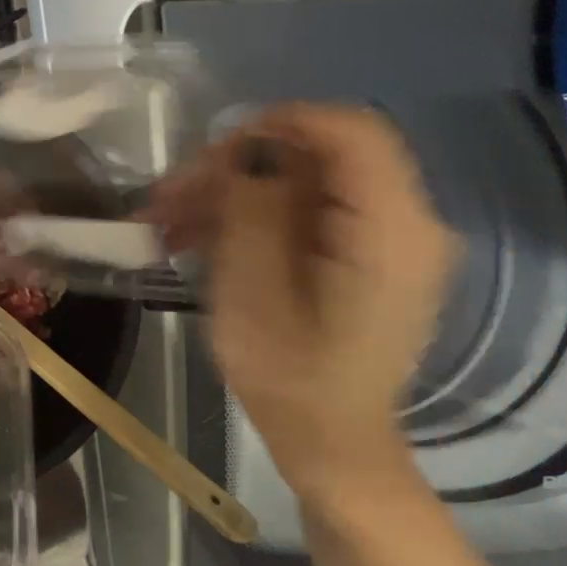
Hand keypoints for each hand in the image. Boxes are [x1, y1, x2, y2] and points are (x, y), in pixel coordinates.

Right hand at [145, 104, 457, 496]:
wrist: (329, 442)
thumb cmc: (288, 375)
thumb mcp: (252, 290)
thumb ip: (251, 210)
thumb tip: (243, 156)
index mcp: (390, 228)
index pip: (350, 132)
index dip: (278, 123)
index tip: (209, 150)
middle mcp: (401, 223)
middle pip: (317, 156)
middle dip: (235, 165)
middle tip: (166, 196)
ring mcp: (382, 242)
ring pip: (299, 184)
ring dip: (230, 192)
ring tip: (165, 222)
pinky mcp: (360, 259)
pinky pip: (303, 214)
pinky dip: (250, 216)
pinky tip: (195, 238)